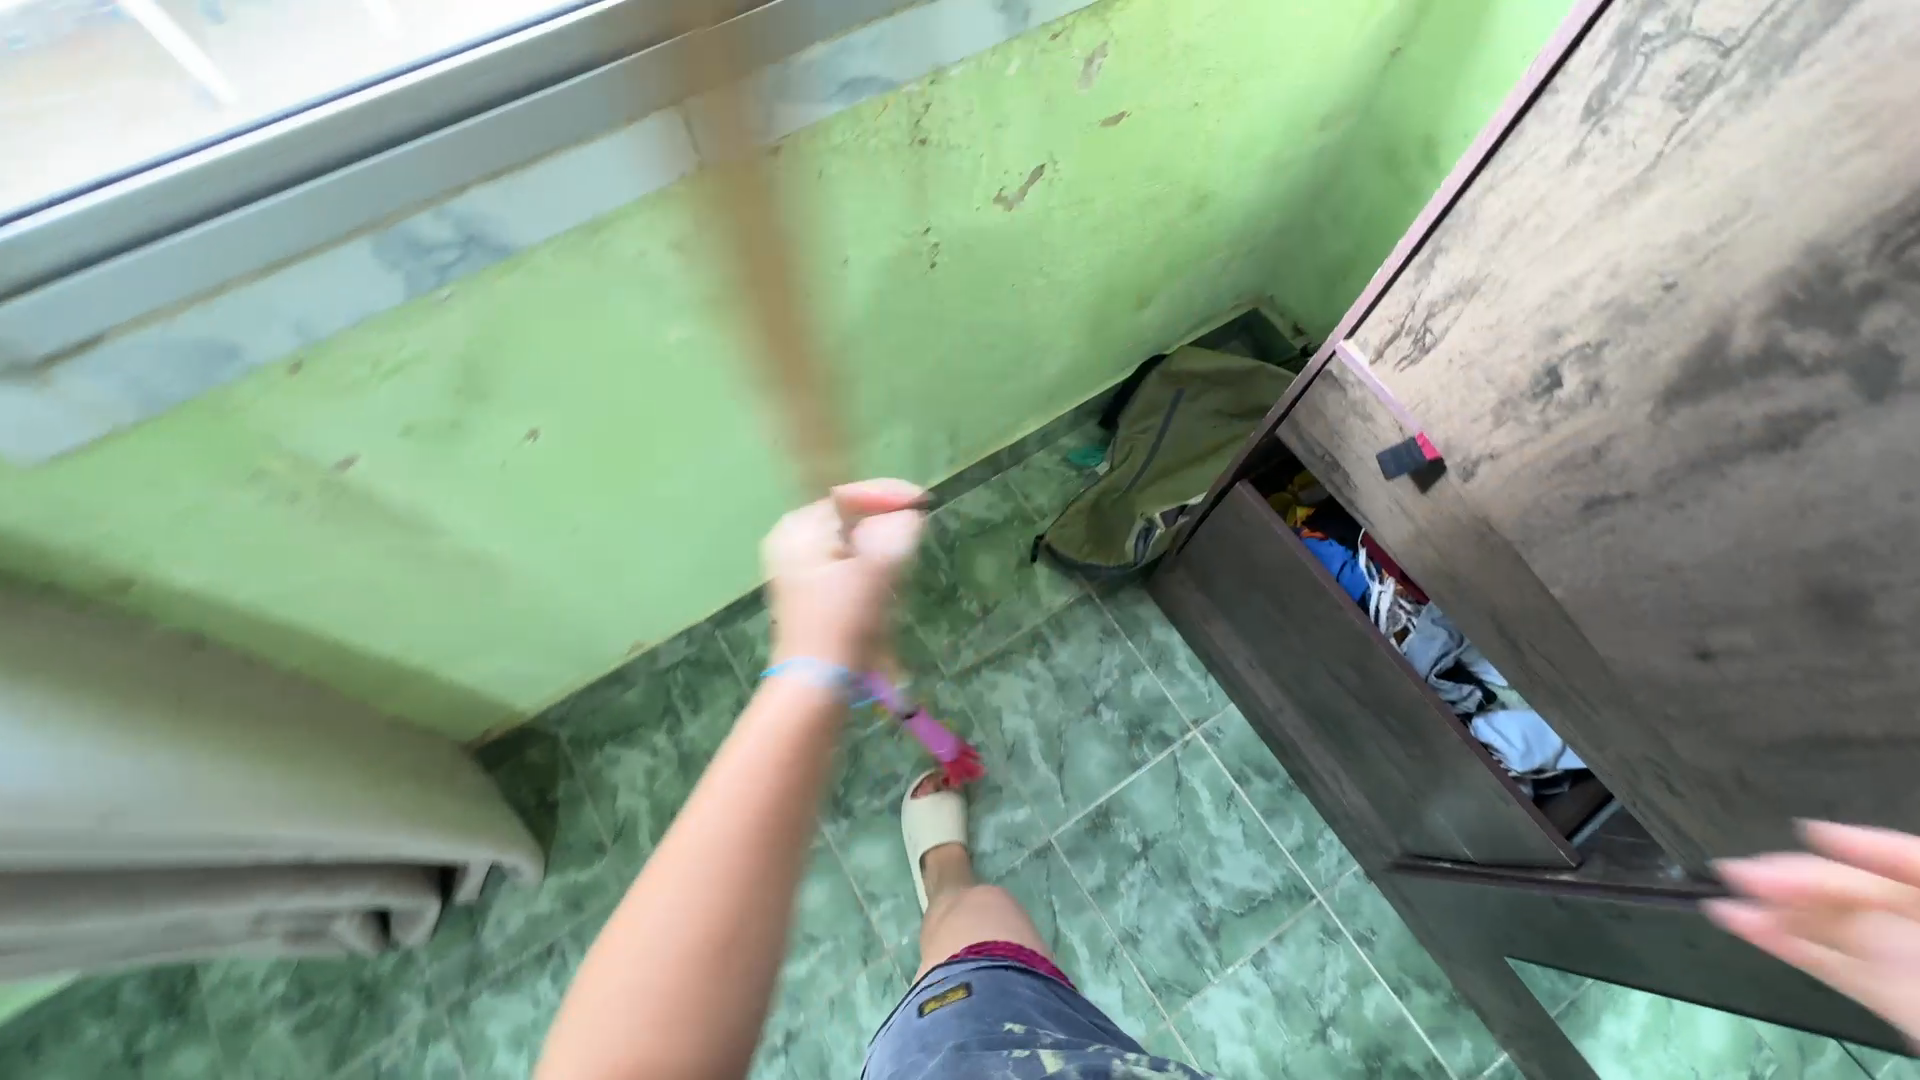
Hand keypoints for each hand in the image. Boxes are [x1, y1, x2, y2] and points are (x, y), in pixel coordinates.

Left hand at [762, 478, 926, 669]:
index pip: (848, 494)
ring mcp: (798, 567)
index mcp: (798, 529)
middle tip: (915, 532)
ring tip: (900, 564)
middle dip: (885, 523)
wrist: (817, 683)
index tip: (923, 501)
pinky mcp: (811, 592)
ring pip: (852, 542)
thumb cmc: (841, 623)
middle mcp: (792, 541)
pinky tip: (884, 588)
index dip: (888, 494)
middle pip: (850, 517)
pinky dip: (870, 569)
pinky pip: (847, 564)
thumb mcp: (873, 571)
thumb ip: (894, 533)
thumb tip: (908, 515)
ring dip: (880, 549)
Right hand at [1705, 821, 1919, 1048]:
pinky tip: (1741, 922)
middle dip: (1813, 881)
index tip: (1815, 835)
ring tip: (1727, 894)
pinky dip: (1787, 943)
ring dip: (1782, 910)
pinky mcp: (1898, 1004)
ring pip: (1848, 930)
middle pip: (1881, 898)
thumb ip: (1912, 955)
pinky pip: (1839, 966)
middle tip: (1748, 876)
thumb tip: (1860, 925)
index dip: (1880, 850)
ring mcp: (1917, 971)